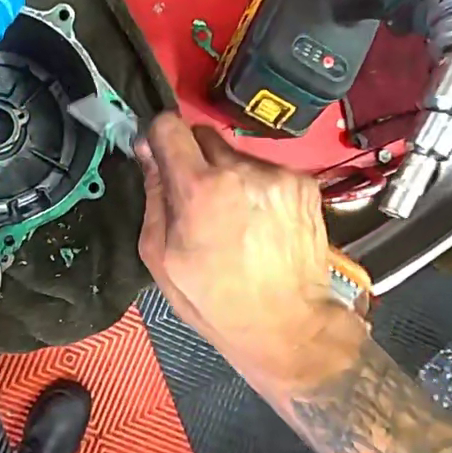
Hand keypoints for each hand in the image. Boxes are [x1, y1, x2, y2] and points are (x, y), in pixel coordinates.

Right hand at [136, 114, 362, 383]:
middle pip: (203, 136)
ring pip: (235, 154)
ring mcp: (277, 175)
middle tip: (197, 198)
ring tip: (233, 218)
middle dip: (194, 160)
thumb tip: (148, 155)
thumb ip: (153, 197)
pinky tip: (259, 221)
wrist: (288, 326)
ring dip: (228, 175)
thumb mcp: (161, 257)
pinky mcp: (304, 184)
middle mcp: (240, 170)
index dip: (159, 138)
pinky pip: (265, 170)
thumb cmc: (215, 301)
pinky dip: (257, 187)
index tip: (160, 155)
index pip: (169, 126)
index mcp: (199, 189)